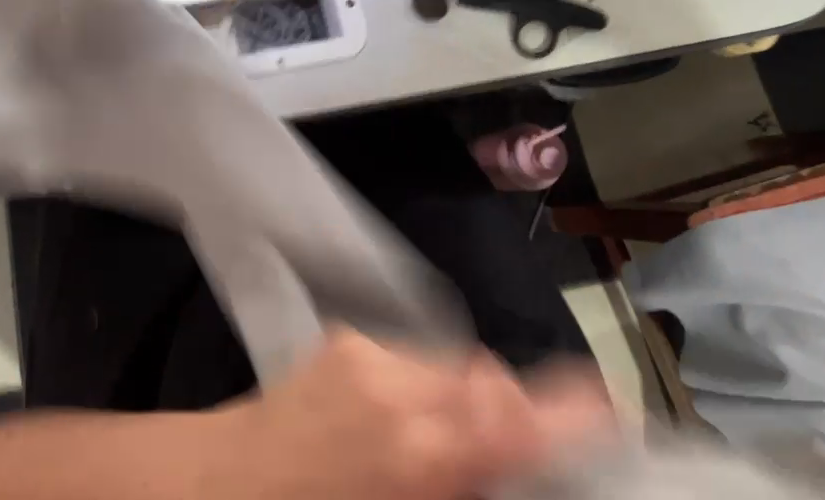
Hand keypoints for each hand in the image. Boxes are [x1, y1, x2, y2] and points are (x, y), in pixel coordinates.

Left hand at [204, 330, 615, 499]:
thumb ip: (468, 478)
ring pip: (453, 362)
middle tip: (508, 456)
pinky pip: (412, 354)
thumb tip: (512, 462)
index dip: (575, 410)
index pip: (516, 414)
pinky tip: (402, 421)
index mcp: (417, 454)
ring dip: (465, 397)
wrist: (215, 482)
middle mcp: (397, 388)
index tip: (610, 410)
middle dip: (512, 411)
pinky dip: (426, 384)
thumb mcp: (409, 499)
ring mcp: (367, 353)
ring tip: (447, 444)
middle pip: (490, 377)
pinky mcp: (345, 340)